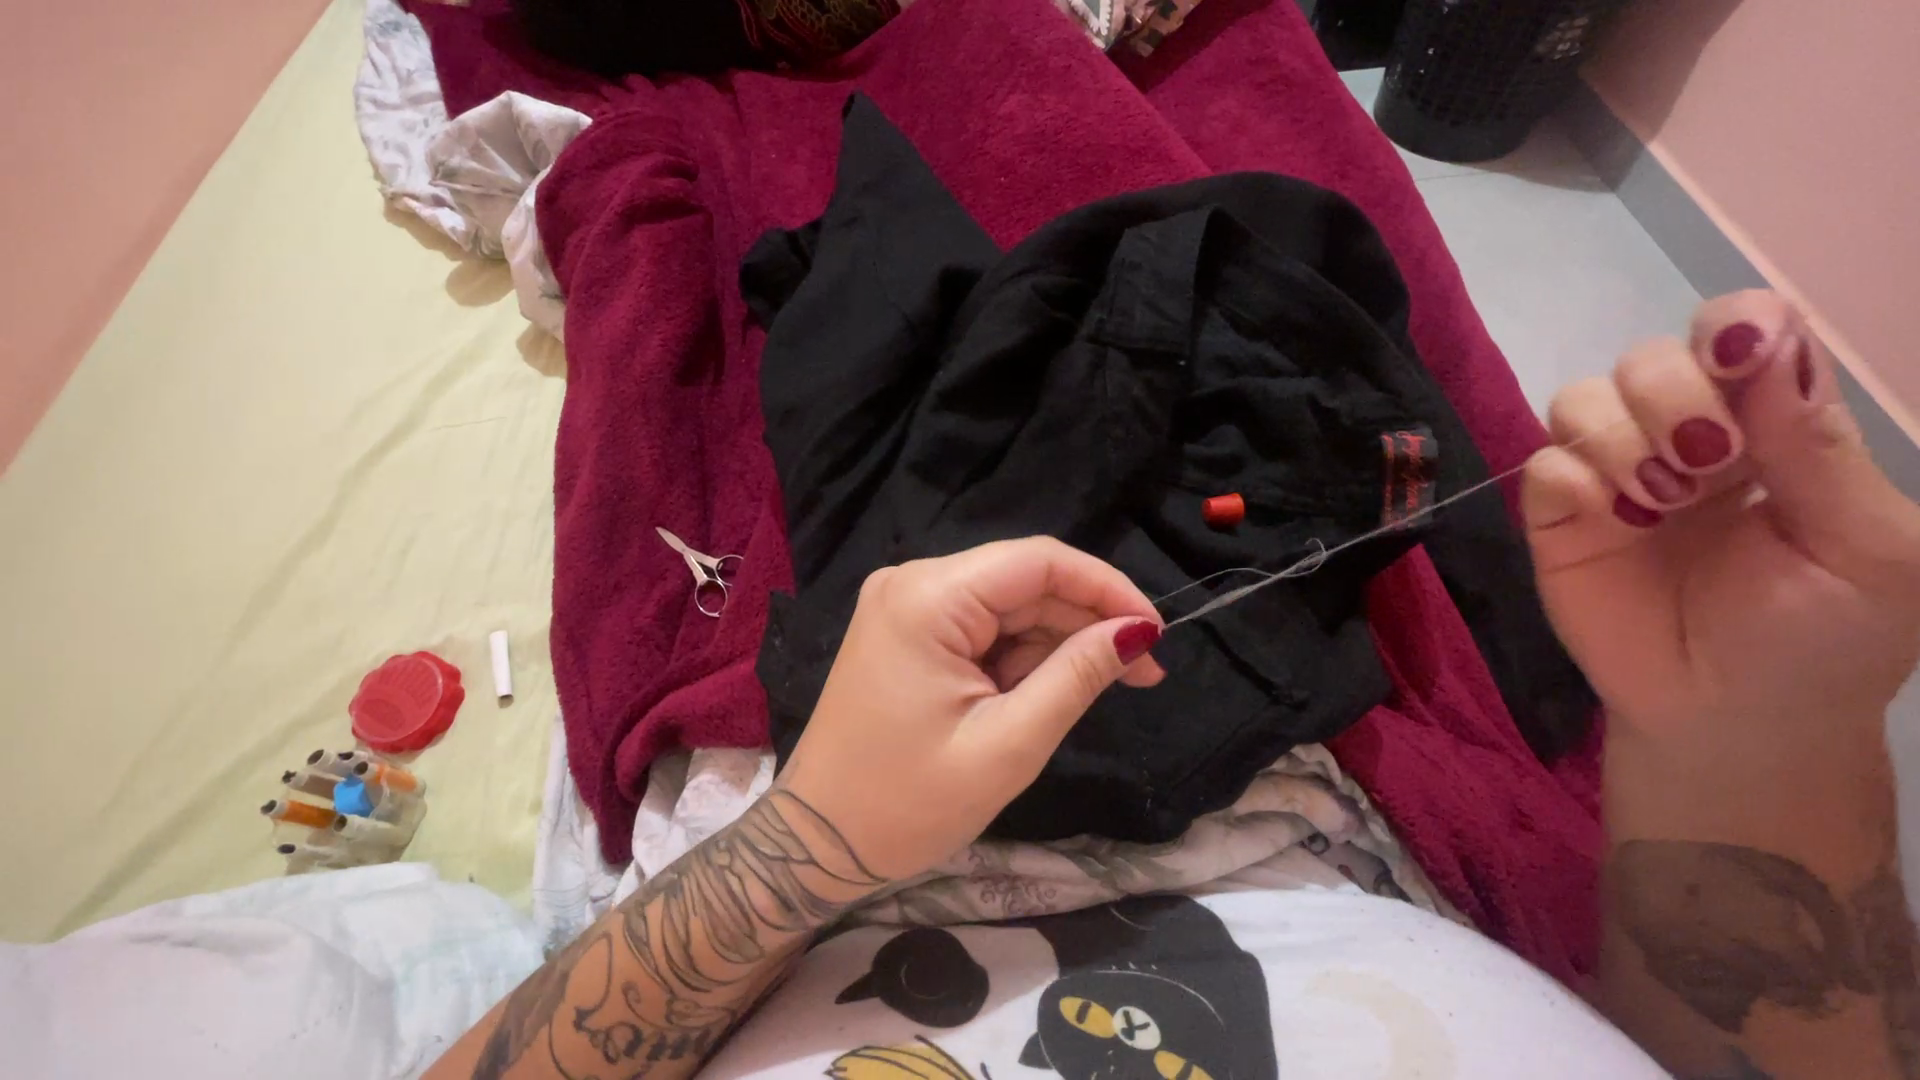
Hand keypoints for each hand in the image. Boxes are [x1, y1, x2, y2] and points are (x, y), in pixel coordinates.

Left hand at [775, 536, 1166, 880]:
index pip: (1038, 560)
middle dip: (1087, 621)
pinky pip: (981, 628)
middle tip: (1145, 673)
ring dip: (1057, 643)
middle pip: (1024, 581)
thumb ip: (1075, 676)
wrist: (817, 843)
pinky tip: (1047, 691)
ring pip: (1007, 605)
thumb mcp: (1007, 745)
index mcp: (927, 597)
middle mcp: (913, 583)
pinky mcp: (907, 633)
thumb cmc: (907, 804)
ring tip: (1103, 689)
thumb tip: (1137, 631)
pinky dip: (1021, 656)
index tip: (1157, 632)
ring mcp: (905, 606)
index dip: (1106, 587)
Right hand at [1523, 291, 1919, 766]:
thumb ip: (1817, 450)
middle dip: (1674, 399)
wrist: (1730, 718)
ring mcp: (1609, 477)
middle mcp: (1680, 438)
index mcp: (1768, 431)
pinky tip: (1612, 522)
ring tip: (1659, 503)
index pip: (1739, 335)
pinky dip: (1573, 483)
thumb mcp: (1868, 546)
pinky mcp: (1554, 518)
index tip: (1741, 365)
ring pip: (1580, 399)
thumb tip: (1773, 347)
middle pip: (1645, 357)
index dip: (1733, 329)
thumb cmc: (1823, 638)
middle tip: (1708, 464)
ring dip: (1620, 439)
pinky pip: (1541, 465)